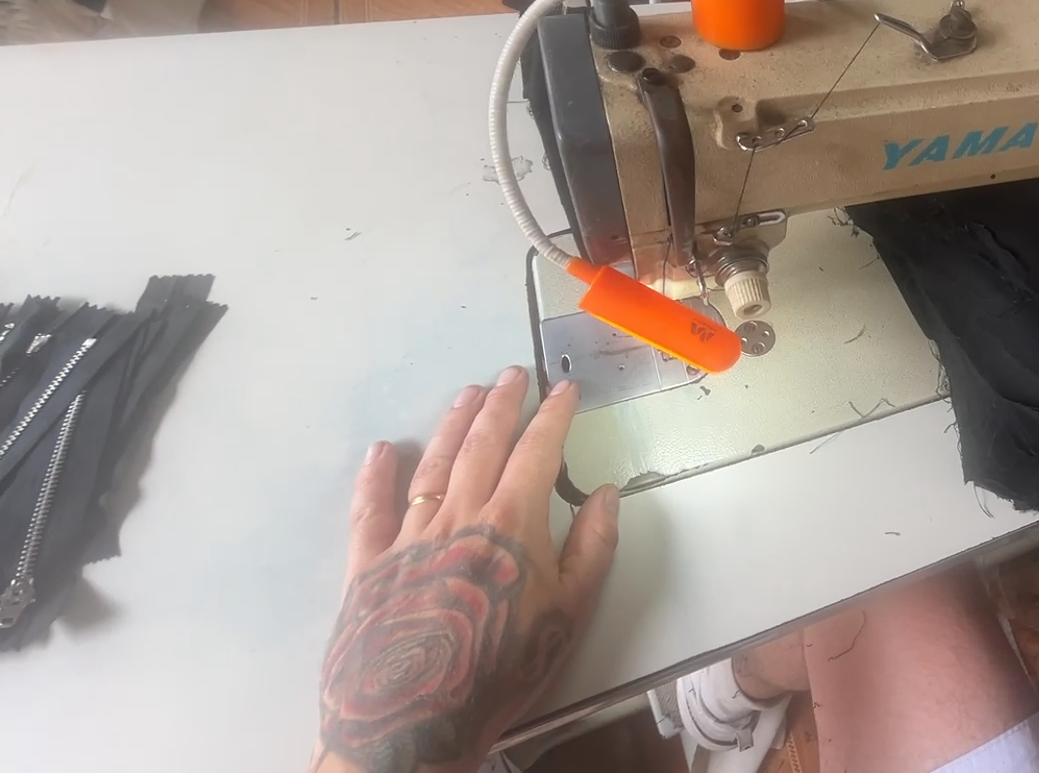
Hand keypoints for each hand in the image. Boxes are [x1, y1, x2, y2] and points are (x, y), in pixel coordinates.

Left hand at [315, 369, 619, 772]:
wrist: (412, 729)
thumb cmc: (504, 665)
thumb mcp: (572, 609)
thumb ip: (594, 544)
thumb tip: (608, 492)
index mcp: (512, 520)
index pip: (538, 449)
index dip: (554, 414)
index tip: (565, 389)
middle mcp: (459, 514)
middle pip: (482, 444)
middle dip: (501, 404)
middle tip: (512, 374)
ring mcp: (408, 537)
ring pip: (433, 465)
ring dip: (452, 424)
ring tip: (467, 393)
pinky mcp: (365, 566)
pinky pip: (369, 512)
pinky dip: (375, 478)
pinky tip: (383, 450)